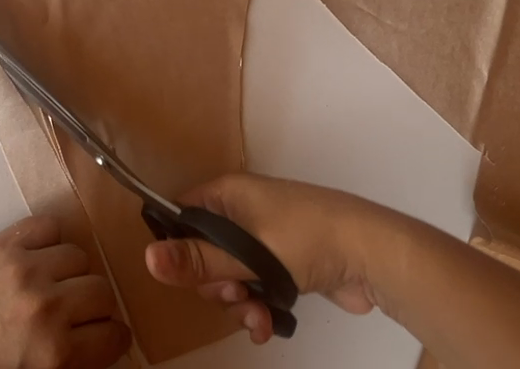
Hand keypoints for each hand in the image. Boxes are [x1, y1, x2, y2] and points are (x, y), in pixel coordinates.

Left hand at [0, 214, 130, 368]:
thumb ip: (69, 362)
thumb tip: (98, 344)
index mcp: (56, 353)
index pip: (115, 335)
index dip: (113, 338)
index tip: (106, 336)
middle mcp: (46, 306)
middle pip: (101, 290)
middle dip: (97, 305)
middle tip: (80, 313)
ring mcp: (22, 270)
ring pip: (79, 255)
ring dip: (74, 272)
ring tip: (57, 284)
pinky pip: (46, 225)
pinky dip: (51, 238)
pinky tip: (41, 256)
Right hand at [143, 173, 385, 343]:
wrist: (371, 254)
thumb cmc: (308, 240)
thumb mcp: (249, 254)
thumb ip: (199, 261)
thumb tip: (148, 259)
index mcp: (228, 194)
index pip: (183, 214)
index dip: (177, 246)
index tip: (186, 275)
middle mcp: (242, 212)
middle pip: (204, 253)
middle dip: (214, 285)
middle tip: (232, 295)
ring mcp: (264, 239)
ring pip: (229, 276)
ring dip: (237, 303)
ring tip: (256, 317)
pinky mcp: (283, 266)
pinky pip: (254, 288)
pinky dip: (256, 308)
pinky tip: (265, 325)